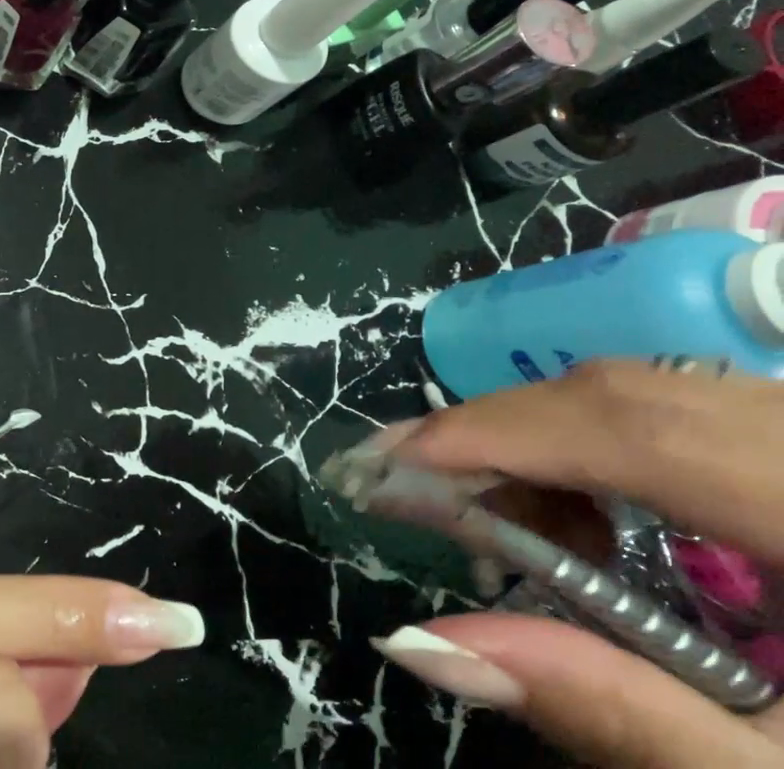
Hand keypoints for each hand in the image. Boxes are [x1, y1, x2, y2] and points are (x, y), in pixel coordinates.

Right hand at [363, 361, 783, 767]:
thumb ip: (615, 714)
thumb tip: (418, 643)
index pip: (643, 429)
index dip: (496, 431)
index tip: (388, 464)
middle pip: (648, 391)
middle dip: (506, 431)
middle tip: (416, 487)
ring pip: (677, 393)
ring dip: (557, 444)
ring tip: (511, 525)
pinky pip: (715, 414)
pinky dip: (618, 452)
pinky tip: (599, 521)